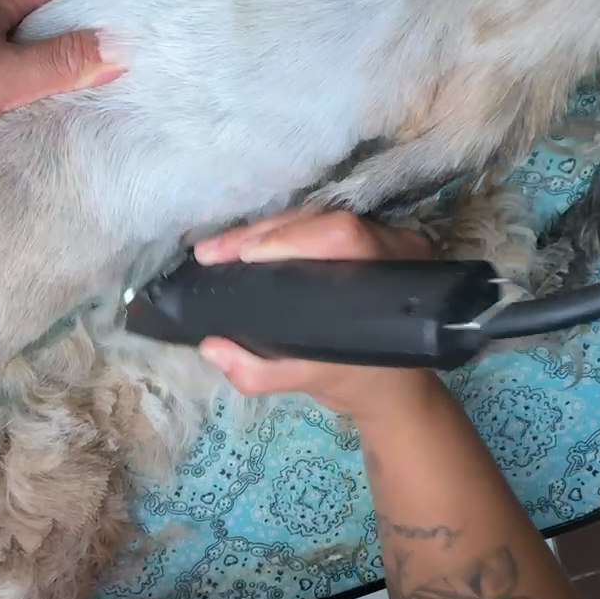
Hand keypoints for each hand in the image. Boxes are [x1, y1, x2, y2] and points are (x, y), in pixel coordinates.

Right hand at [194, 211, 445, 422]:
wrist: (389, 382)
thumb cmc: (356, 379)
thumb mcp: (307, 381)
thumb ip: (259, 372)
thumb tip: (210, 348)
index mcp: (385, 280)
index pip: (340, 236)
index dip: (290, 238)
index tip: (245, 255)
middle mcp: (388, 246)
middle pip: (318, 220)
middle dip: (259, 233)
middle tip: (212, 251)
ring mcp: (376, 236)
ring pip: (312, 216)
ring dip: (261, 230)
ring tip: (219, 248)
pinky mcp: (358, 237)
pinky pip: (314, 224)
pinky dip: (274, 232)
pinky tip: (242, 243)